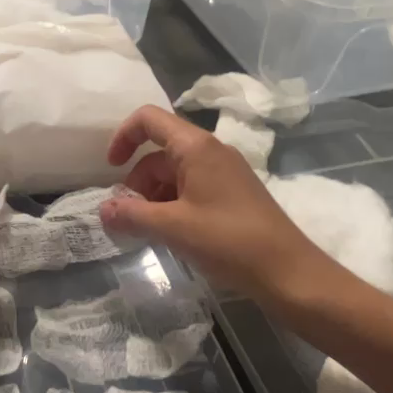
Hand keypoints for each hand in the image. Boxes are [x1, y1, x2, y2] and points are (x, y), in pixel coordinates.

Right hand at [99, 105, 344, 307]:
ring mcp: (225, 172)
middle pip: (159, 151)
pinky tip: (173, 234)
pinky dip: (174, 204)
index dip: (123, 137)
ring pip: (175, 172)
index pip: (148, 119)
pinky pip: (192, 187)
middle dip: (137, 181)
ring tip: (149, 231)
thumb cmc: (229, 241)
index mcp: (196, 146)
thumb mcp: (173, 228)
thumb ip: (132, 215)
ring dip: (154, 196)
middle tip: (130, 218)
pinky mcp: (233, 194)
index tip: (111, 169)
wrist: (290, 274)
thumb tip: (102, 211)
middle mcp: (211, 151)